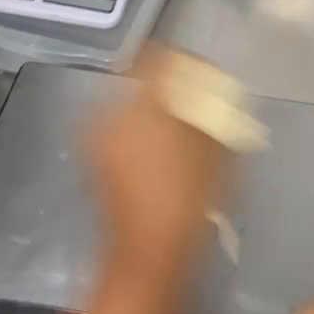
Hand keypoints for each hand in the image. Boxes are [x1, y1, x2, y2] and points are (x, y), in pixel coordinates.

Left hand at [83, 45, 230, 282]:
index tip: (208, 77)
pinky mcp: (98, 162)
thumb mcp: (216, 151)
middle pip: (145, 84)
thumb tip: (215, 92)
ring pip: (135, 110)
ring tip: (188, 135)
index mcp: (141, 103)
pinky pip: (126, 133)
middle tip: (202, 108)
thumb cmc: (187, 200)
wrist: (148, 255)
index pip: (159, 58)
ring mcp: (100, 139)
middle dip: (174, 91)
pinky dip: (147, 135)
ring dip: (160, 114)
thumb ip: (215, 112)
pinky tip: (169, 156)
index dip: (186, 63)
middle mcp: (112, 112)